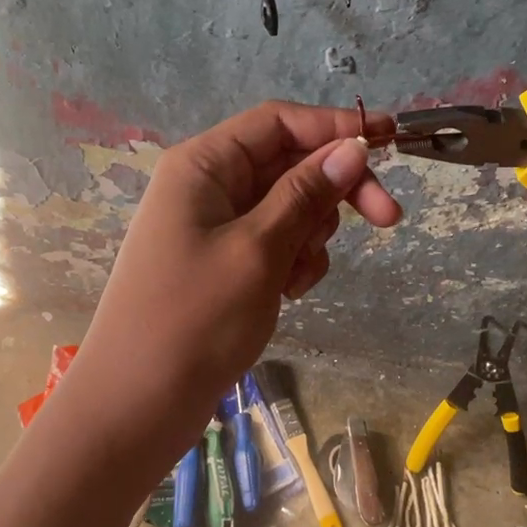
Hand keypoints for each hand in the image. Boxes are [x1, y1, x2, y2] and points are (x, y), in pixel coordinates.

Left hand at [77, 102, 401, 449]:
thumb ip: (306, 194)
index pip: (277, 121)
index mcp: (203, 163)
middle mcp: (207, 183)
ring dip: (311, 233)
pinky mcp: (223, 259)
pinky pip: (275, 239)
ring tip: (297, 276)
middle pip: (288, 161)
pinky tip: (287, 293)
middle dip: (334, 188)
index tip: (390, 138)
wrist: (135, 405)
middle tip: (388, 219)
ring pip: (288, 203)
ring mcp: (214, 223)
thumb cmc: (193, 318)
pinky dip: (293, 259)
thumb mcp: (258, 251)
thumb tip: (353, 147)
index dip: (333, 125)